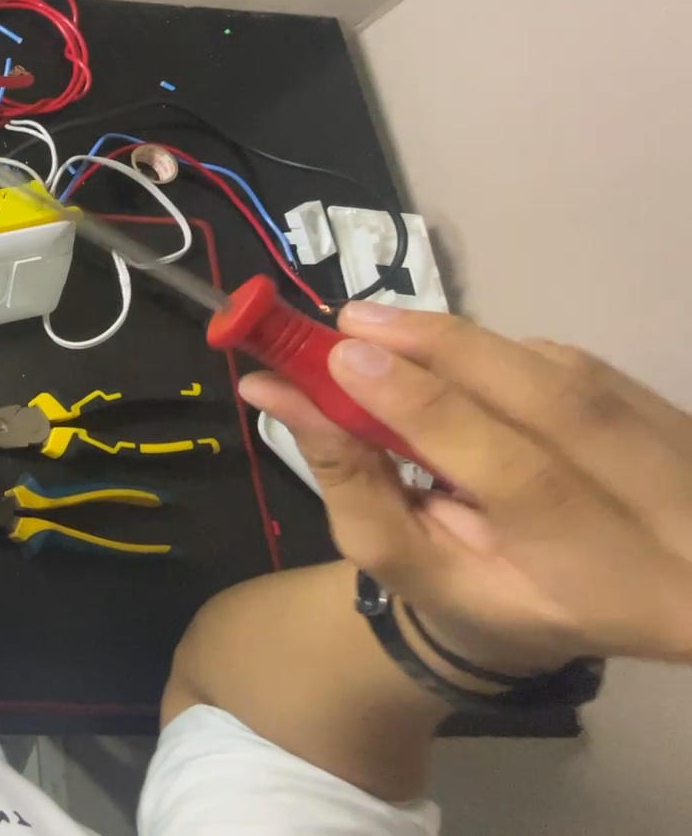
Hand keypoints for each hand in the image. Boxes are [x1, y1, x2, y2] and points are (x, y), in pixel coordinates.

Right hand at [241, 303, 691, 668]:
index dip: (427, 408)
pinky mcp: (679, 423)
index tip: (343, 355)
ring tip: (379, 332)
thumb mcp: (388, 549)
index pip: (519, 478)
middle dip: (448, 350)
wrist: (569, 600)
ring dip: (463, 343)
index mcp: (601, 585)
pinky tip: (447, 359)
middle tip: (353, 320)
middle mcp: (680, 526)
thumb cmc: (461, 590)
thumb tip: (268, 386)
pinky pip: (578, 365)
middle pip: (563, 408)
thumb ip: (339, 470)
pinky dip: (498, 350)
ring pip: (567, 376)